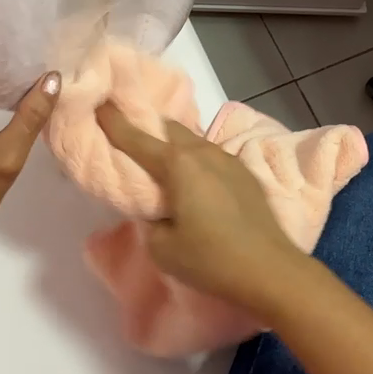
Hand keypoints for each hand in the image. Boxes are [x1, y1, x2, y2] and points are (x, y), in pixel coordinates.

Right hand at [96, 103, 307, 312]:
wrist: (271, 269)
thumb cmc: (212, 259)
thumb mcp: (163, 248)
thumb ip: (149, 218)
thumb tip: (155, 206)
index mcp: (177, 164)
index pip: (136, 137)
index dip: (114, 121)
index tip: (100, 104)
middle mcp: (201, 151)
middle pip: (166, 128)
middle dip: (146, 129)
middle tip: (129, 139)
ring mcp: (226, 158)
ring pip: (190, 139)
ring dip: (172, 146)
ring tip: (161, 163)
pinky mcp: (243, 171)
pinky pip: (209, 154)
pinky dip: (193, 159)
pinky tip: (193, 181)